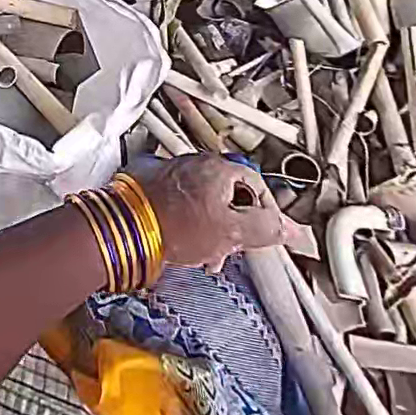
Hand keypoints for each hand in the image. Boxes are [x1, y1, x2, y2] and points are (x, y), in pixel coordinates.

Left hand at [125, 154, 300, 271]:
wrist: (127, 226)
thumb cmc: (173, 225)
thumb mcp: (232, 232)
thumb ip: (266, 227)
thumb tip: (288, 228)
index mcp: (215, 167)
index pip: (258, 185)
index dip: (267, 212)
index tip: (268, 232)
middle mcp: (192, 163)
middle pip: (231, 193)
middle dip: (237, 224)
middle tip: (235, 246)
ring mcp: (171, 171)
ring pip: (206, 200)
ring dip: (215, 227)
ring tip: (210, 252)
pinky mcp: (153, 183)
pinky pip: (183, 201)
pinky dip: (191, 220)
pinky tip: (189, 242)